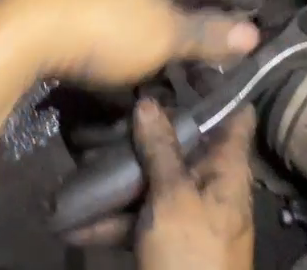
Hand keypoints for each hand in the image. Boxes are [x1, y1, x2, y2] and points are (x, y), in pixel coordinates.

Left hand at [0, 0, 264, 86]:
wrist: (24, 28)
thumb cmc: (105, 27)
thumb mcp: (164, 36)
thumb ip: (208, 33)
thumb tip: (254, 33)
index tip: (260, 14)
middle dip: (208, 5)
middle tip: (229, 35)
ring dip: (177, 15)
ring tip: (192, 44)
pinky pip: (131, 2)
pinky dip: (148, 19)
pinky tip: (145, 40)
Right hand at [70, 99, 256, 269]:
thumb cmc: (192, 256)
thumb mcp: (175, 199)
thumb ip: (162, 149)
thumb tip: (149, 101)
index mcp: (228, 170)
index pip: (235, 114)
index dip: (218, 83)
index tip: (187, 56)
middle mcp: (210, 186)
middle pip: (183, 144)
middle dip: (148, 129)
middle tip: (114, 101)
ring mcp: (186, 216)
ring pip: (153, 182)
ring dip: (119, 175)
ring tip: (80, 155)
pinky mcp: (164, 243)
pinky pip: (136, 221)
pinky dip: (108, 220)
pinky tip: (71, 218)